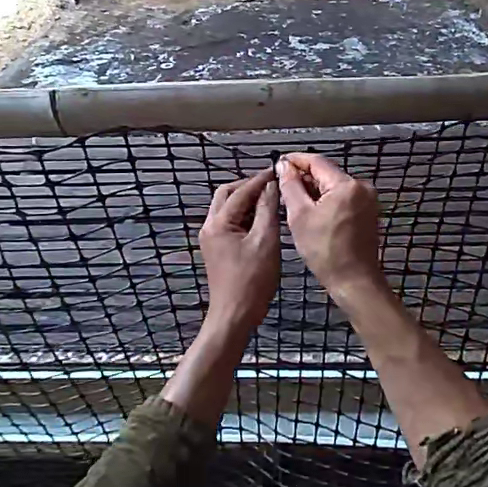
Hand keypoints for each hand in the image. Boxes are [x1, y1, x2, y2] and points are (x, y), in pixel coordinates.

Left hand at [198, 167, 280, 332]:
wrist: (234, 315)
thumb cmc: (252, 280)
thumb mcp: (266, 241)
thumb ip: (268, 210)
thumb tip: (271, 186)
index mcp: (218, 223)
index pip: (240, 192)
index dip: (260, 180)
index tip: (277, 171)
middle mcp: (209, 226)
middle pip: (227, 195)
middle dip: (249, 187)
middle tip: (272, 185)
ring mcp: (211, 238)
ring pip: (228, 209)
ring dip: (247, 201)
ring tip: (271, 200)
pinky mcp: (217, 248)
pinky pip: (230, 223)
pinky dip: (245, 216)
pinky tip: (263, 219)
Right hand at [276, 153, 385, 297]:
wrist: (354, 281)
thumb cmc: (325, 251)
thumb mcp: (300, 216)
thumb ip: (290, 186)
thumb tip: (283, 165)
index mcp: (347, 185)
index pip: (317, 161)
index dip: (295, 160)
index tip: (278, 163)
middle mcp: (362, 187)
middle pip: (326, 173)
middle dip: (304, 177)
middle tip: (282, 185)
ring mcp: (367, 200)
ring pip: (334, 186)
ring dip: (314, 190)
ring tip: (293, 200)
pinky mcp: (367, 213)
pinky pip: (342, 198)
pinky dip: (326, 201)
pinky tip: (311, 211)